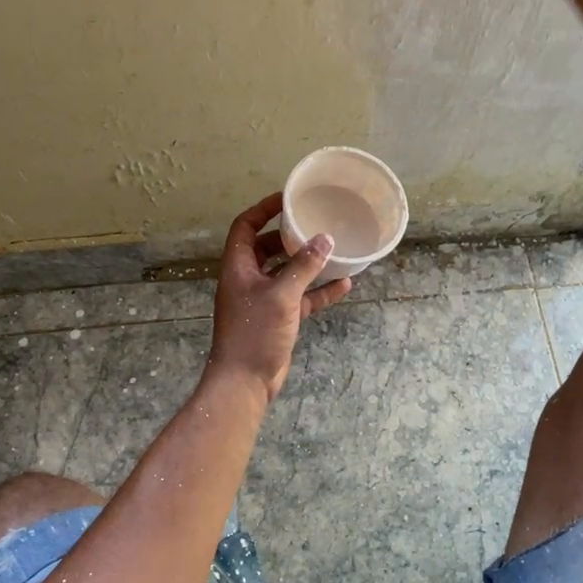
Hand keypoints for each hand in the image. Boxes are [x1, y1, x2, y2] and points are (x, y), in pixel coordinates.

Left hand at [205, 192, 352, 404]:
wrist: (244, 382)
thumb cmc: (254, 333)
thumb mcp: (281, 295)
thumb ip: (303, 266)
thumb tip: (325, 238)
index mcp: (238, 266)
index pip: (245, 226)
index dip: (263, 209)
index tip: (287, 199)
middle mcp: (248, 278)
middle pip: (267, 247)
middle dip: (289, 235)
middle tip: (313, 222)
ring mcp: (264, 299)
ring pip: (287, 272)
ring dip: (308, 262)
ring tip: (332, 248)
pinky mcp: (279, 318)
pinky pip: (302, 297)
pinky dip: (319, 290)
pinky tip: (344, 283)